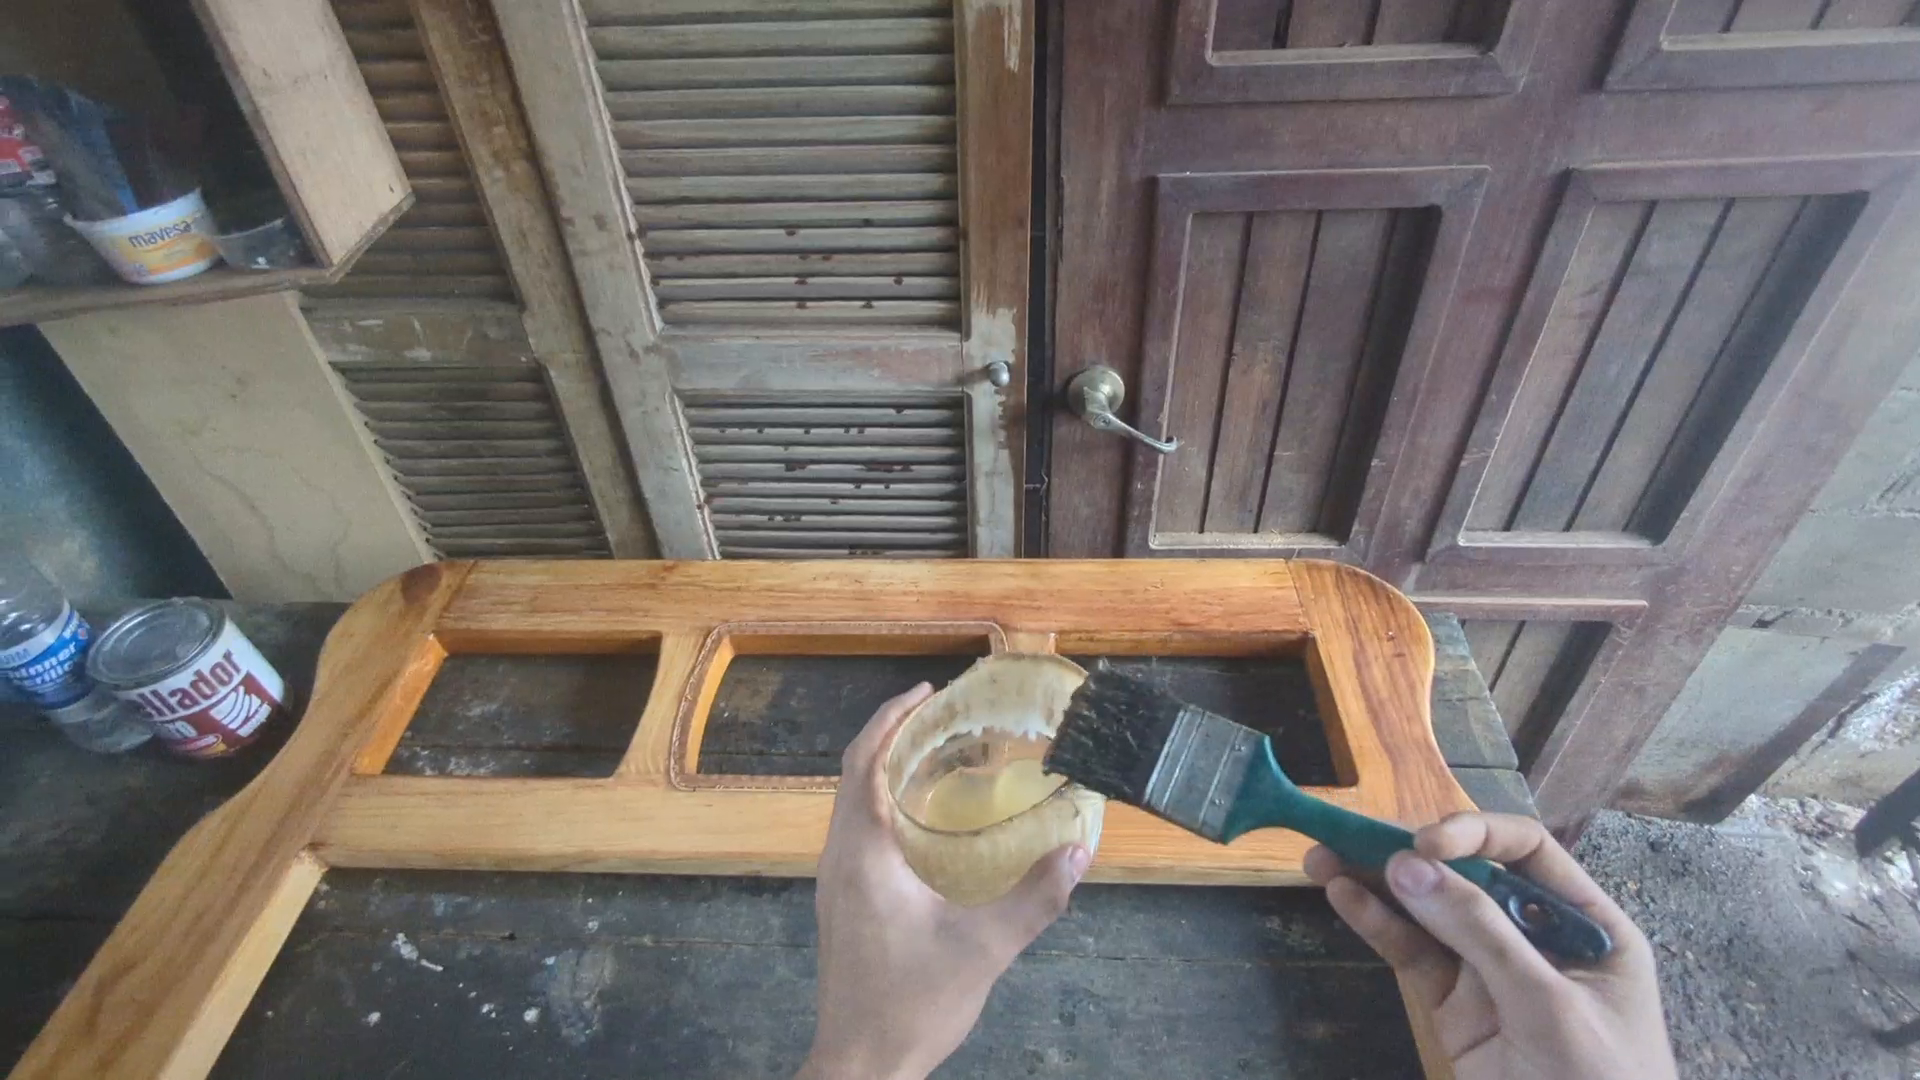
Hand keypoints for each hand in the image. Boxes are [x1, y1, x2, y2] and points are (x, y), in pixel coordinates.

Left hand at [799, 684, 1091, 1079]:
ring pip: (850, 797)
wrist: (857, 1066)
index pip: (863, 761)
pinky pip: (855, 823)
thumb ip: (1034, 900)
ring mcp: (835, 876)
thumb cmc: (912, 1003)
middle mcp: (839, 854)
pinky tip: (919, 812)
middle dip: (890, 732)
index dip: (891, 718)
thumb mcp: (982, 951)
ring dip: (883, 763)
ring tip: (932, 749)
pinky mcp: (840, 896)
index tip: (927, 692)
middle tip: (938, 713)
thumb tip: (1078, 849)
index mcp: (863, 851)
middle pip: (852, 770)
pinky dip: (880, 796)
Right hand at [1306, 812, 1676, 1079]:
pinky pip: (1406, 947)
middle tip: (1341, 834)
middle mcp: (1531, 933)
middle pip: (1459, 871)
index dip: (1471, 834)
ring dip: (1370, 880)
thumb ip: (1479, 932)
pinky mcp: (1448, 997)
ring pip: (1421, 905)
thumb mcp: (1549, 1009)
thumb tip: (1405, 864)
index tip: (1422, 845)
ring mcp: (1485, 966)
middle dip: (1401, 852)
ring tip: (1318, 859)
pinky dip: (1372, 920)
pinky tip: (1340, 896)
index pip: (1523, 851)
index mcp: (1583, 925)